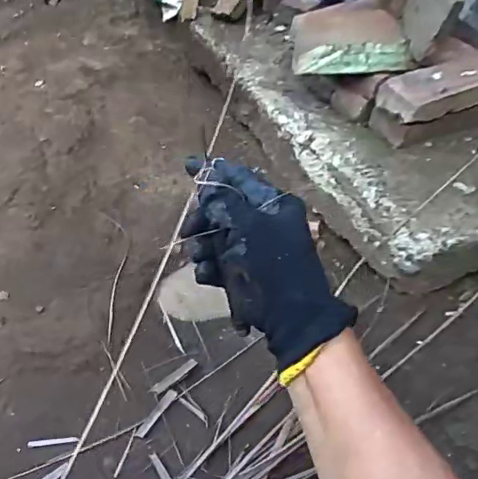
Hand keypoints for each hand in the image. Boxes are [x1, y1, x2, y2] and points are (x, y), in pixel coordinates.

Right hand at [179, 157, 355, 370]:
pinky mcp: (240, 272)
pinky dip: (208, 268)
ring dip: (202, 247)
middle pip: (221, 210)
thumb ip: (226, 204)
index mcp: (273, 205)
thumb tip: (209, 189)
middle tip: (188, 231)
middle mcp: (261, 223)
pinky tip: (207, 275)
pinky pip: (216, 262)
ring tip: (199, 258)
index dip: (214, 172)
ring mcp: (250, 249)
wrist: (289, 314)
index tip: (189, 164)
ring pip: (214, 238)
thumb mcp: (250, 227)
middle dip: (202, 220)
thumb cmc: (273, 265)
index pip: (240, 179)